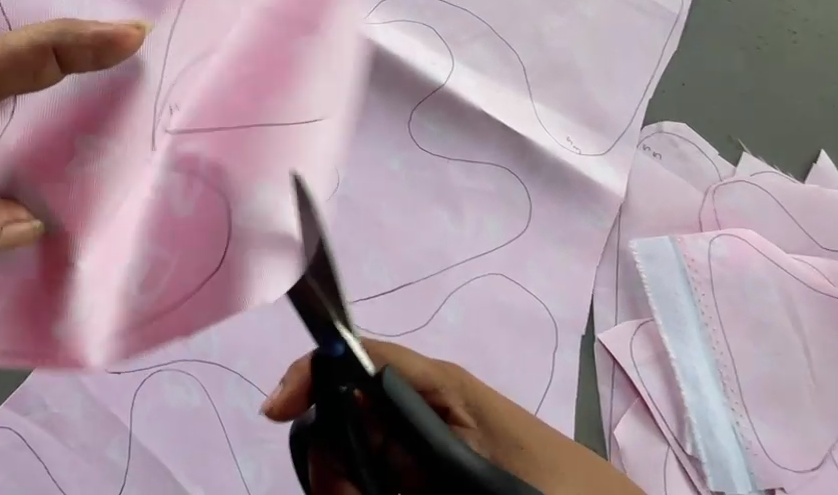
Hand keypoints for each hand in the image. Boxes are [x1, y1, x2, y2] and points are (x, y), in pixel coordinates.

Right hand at [262, 339, 638, 494]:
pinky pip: (378, 479)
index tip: (276, 412)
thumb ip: (408, 438)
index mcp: (435, 386)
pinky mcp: (425, 480)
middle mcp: (421, 409)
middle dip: (327, 456)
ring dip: (345, 484)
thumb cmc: (561, 493)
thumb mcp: (477, 470)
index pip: (353, 356)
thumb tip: (334, 442)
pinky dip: (364, 491)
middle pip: (340, 413)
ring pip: (354, 455)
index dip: (308, 374)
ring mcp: (424, 451)